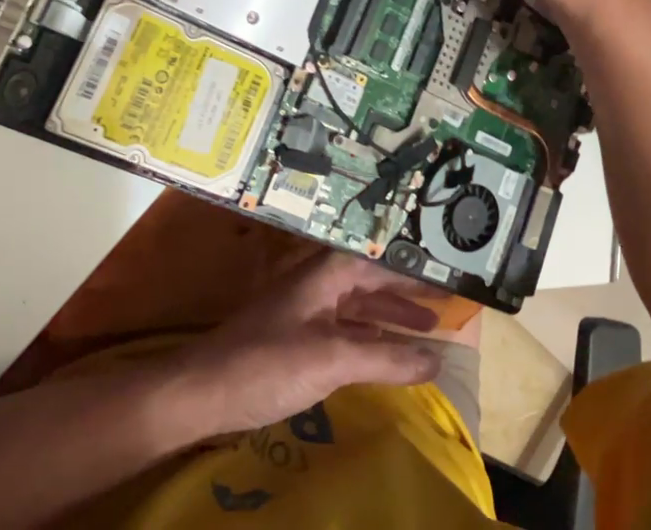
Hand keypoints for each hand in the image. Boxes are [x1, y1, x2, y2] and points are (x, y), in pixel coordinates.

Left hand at [166, 252, 444, 436]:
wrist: (203, 391)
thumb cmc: (268, 363)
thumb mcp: (333, 360)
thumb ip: (386, 359)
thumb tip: (438, 361)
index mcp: (323, 274)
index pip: (379, 260)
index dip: (413, 268)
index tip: (447, 272)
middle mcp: (315, 285)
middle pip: (369, 281)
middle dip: (406, 292)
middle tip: (446, 304)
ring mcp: (303, 312)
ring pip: (357, 307)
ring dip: (390, 317)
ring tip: (427, 330)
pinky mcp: (295, 339)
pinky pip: (344, 330)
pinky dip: (369, 339)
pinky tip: (386, 353)